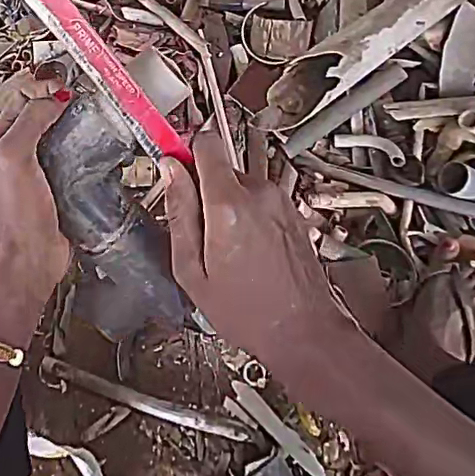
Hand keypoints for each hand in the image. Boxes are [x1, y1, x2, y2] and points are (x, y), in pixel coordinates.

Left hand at [0, 70, 71, 342]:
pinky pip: (65, 150)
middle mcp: (7, 148)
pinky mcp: (51, 178)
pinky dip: (77, 142)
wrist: (31, 254)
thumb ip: (29, 121)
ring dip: (68, 119)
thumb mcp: (13, 155)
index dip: (40, 85)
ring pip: (50, 128)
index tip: (65, 82)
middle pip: (33, 108)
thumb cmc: (14, 213)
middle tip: (78, 92)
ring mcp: (30, 163)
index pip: (17, 95)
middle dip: (54, 98)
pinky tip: (89, 141)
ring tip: (86, 111)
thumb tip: (54, 98)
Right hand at [161, 128, 356, 373]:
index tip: (175, 162)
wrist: (305, 332)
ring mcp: (280, 201)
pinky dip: (247, 214)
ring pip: (239, 183)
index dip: (186, 149)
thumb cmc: (248, 311)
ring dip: (226, 205)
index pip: (206, 143)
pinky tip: (247, 250)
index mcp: (228, 205)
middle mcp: (258, 193)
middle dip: (204, 189)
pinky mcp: (292, 211)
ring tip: (225, 247)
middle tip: (198, 229)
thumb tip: (170, 171)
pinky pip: (258, 198)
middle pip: (220, 167)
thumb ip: (178, 212)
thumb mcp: (192, 270)